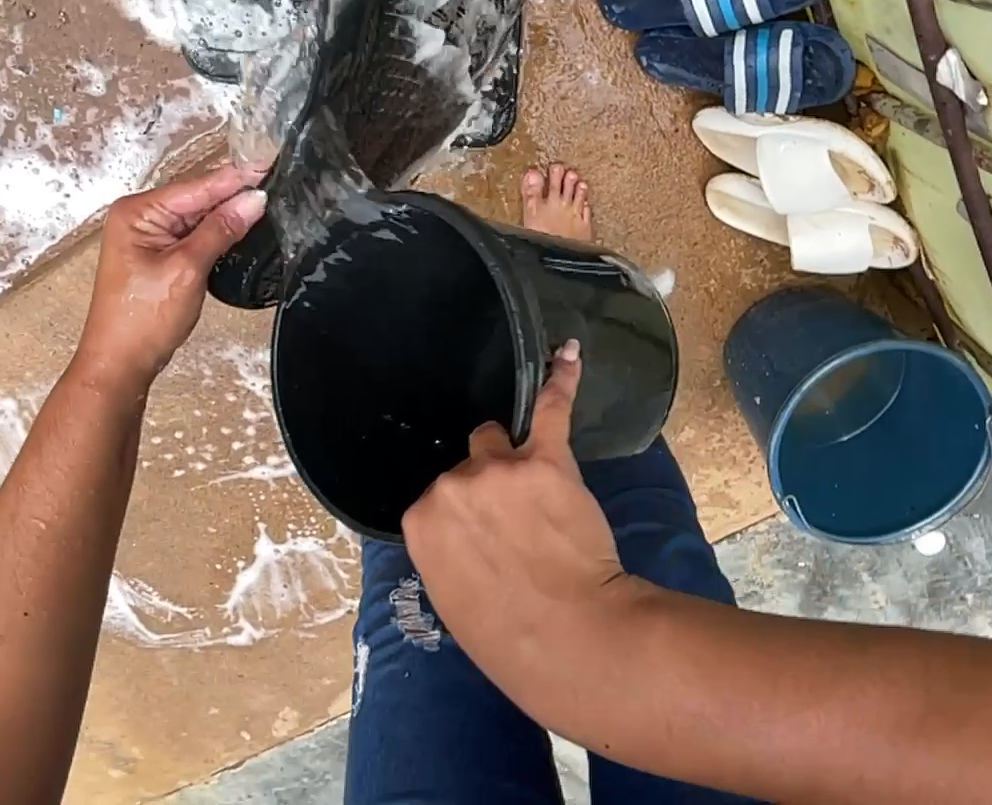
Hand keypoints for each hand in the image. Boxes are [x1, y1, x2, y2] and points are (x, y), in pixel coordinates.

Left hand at [70, 163, 266, 391]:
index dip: (234, 179)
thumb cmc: (142, 319)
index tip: (267, 165)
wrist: (121, 363)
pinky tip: (241, 227)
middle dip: (234, 193)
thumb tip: (253, 201)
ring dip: (228, 213)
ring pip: (198, 216)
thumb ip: (221, 230)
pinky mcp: (159, 256)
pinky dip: (218, 232)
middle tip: (275, 181)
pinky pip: (194, 234)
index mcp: (137, 212)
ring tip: (267, 201)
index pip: (196, 188)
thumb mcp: (187, 268)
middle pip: (198, 198)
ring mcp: (148, 237)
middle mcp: (140, 217)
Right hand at [403, 342, 631, 670]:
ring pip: (495, 441)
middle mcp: (451, 486)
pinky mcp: (545, 459)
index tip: (481, 537)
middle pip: (464, 467)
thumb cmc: (509, 637)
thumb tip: (454, 531)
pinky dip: (560, 381)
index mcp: (419, 523)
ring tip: (540, 494)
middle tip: (516, 529)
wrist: (572, 638)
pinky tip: (565, 354)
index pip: (434, 498)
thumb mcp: (452, 600)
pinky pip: (550, 408)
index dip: (462, 517)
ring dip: (512, 460)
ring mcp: (498, 468)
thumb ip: (444, 551)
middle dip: (485, 491)